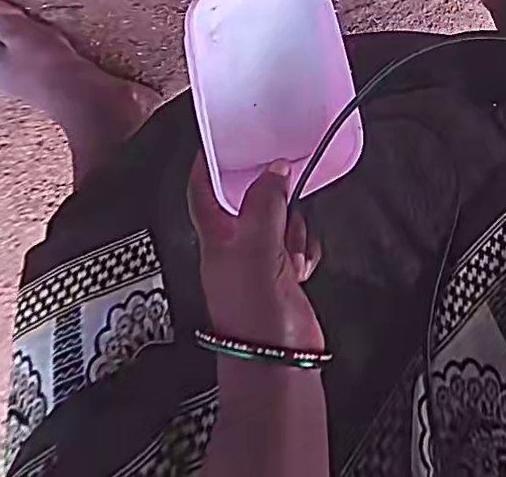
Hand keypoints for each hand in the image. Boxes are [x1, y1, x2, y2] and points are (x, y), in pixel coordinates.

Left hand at [188, 155, 324, 351]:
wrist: (279, 363)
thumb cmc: (254, 308)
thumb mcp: (256, 243)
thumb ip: (265, 200)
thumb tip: (275, 169)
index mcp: (215, 235)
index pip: (202, 189)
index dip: (206, 164)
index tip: (219, 142)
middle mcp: (233, 245)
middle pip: (248, 201)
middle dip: (270, 197)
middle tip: (284, 193)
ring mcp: (258, 262)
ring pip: (277, 221)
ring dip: (291, 227)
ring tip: (292, 247)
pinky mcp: (282, 277)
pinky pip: (296, 246)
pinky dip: (303, 249)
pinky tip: (303, 266)